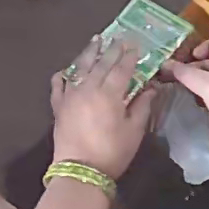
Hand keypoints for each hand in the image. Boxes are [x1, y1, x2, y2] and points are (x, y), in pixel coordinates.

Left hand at [50, 37, 156, 178]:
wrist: (80, 171)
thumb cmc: (112, 152)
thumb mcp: (134, 131)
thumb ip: (142, 106)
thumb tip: (150, 89)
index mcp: (110, 93)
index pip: (122, 68)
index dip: (129, 56)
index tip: (135, 44)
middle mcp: (89, 88)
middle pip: (101, 63)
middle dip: (111, 49)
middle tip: (118, 37)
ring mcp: (70, 96)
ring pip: (79, 68)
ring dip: (89, 53)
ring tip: (95, 41)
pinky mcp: (58, 107)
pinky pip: (58, 85)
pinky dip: (62, 75)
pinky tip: (66, 70)